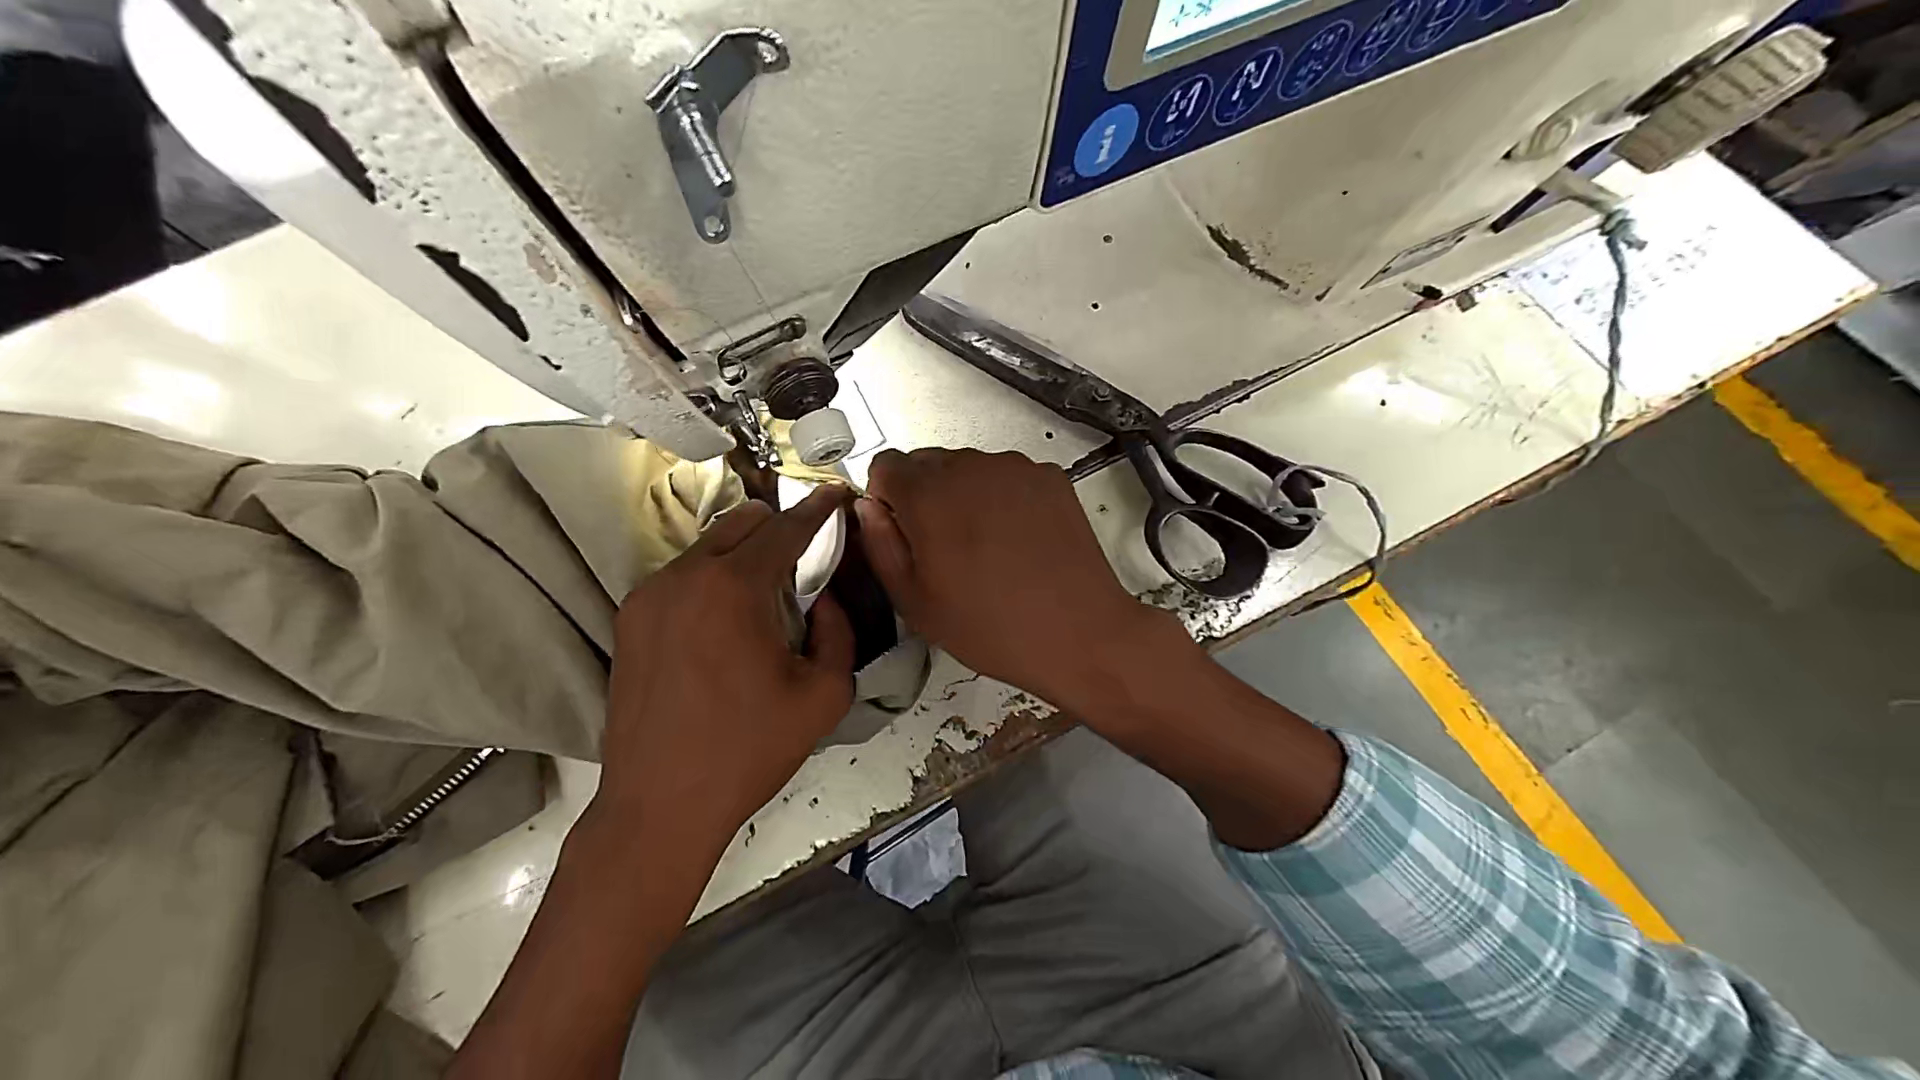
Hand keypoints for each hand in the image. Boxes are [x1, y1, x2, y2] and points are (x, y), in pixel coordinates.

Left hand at [597, 485, 855, 850]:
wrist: (659, 804)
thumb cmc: (749, 751)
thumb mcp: (825, 695)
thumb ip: (838, 632)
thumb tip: (825, 602)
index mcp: (734, 588)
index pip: (787, 527)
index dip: (819, 507)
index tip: (837, 492)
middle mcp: (686, 576)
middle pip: (743, 522)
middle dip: (781, 527)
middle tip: (807, 555)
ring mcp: (649, 595)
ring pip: (709, 546)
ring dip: (744, 554)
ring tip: (766, 596)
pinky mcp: (629, 618)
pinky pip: (683, 576)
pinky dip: (713, 578)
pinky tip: (726, 622)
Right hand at [856, 448, 1192, 711]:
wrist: (1080, 632)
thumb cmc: (991, 626)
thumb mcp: (915, 602)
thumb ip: (880, 546)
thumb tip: (869, 509)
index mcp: (929, 495)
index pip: (885, 465)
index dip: (885, 498)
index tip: (900, 532)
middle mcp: (971, 467)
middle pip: (927, 463)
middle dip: (923, 495)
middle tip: (942, 547)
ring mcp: (1015, 468)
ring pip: (969, 468)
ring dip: (963, 494)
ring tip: (983, 547)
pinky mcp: (1050, 477)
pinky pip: (1007, 476)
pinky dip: (1001, 497)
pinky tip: (1016, 540)